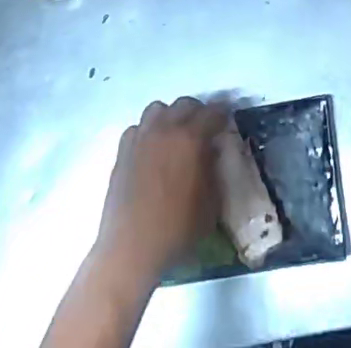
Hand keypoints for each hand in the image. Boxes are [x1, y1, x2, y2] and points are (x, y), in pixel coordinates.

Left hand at [93, 98, 227, 275]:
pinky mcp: (123, 149)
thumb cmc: (177, 229)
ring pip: (158, 109)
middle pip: (184, 104)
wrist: (133, 245)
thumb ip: (214, 170)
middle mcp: (165, 129)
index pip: (212, 112)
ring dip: (171, 116)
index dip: (223, 114)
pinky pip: (138, 127)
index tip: (227, 119)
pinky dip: (148, 131)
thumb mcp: (211, 204)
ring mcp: (141, 136)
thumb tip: (212, 151)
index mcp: (190, 139)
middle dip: (198, 112)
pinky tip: (152, 150)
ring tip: (176, 135)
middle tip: (204, 128)